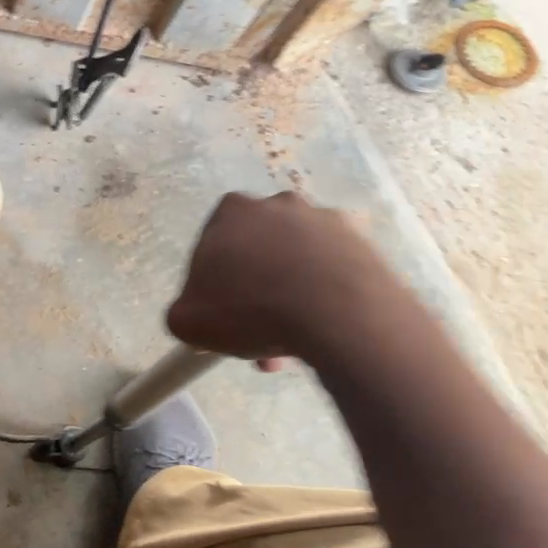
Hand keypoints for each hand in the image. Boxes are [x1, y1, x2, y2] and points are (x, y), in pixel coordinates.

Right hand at [167, 192, 406, 362]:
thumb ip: (183, 310)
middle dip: (252, 292)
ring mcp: (325, 220)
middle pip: (256, 253)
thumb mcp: (185, 320)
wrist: (338, 315)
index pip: (211, 246)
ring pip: (294, 265)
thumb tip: (197, 313)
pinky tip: (315, 332)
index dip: (211, 284)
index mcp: (231, 211)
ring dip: (286, 298)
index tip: (217, 313)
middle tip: (251, 332)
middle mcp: (279, 204)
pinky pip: (330, 273)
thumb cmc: (248, 310)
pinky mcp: (364, 243)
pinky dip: (320, 298)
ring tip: (286, 343)